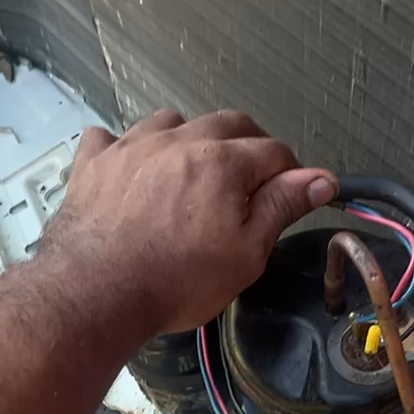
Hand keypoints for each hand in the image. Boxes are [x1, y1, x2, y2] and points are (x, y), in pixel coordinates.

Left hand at [40, 109, 337, 333]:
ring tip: (192, 172)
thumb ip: (281, 208)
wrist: (97, 292)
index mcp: (223, 163)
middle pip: (228, 123)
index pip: (274, 152)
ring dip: (192, 139)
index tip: (294, 193)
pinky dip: (130, 148)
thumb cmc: (178, 281)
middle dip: (249, 146)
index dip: (291, 172)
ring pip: (173, 120)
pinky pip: (114, 136)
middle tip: (252, 181)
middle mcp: (179, 140)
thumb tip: (320, 178)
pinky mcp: (94, 162)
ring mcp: (131, 145)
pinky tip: (133, 170)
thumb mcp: (246, 254)